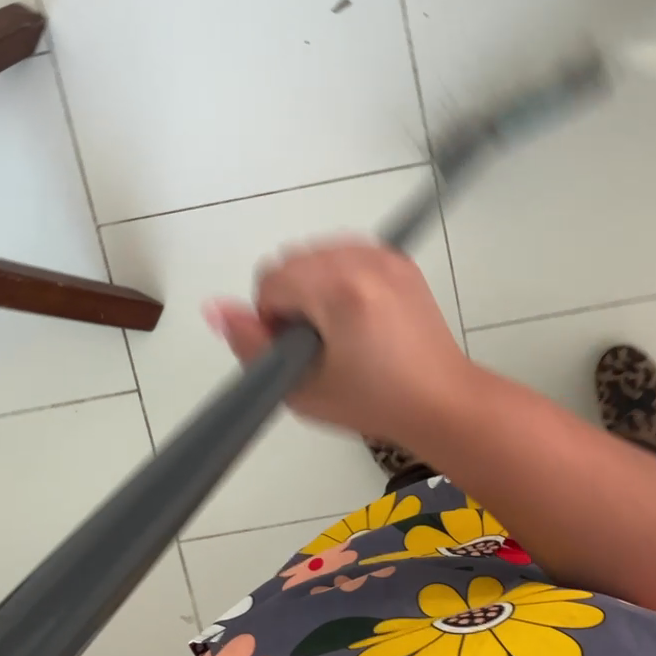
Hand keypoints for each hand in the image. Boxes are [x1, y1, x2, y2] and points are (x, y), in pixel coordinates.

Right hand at [204, 239, 479, 442]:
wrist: (440, 400)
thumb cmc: (374, 402)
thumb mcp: (302, 386)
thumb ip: (252, 345)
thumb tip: (214, 308)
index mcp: (340, 290)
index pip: (271, 280)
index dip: (271, 318)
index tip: (297, 349)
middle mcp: (364, 261)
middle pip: (293, 259)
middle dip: (292, 296)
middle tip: (317, 342)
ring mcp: (386, 257)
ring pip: (319, 253)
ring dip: (314, 284)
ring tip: (337, 329)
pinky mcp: (400, 261)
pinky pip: (349, 253)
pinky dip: (340, 276)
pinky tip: (355, 314)